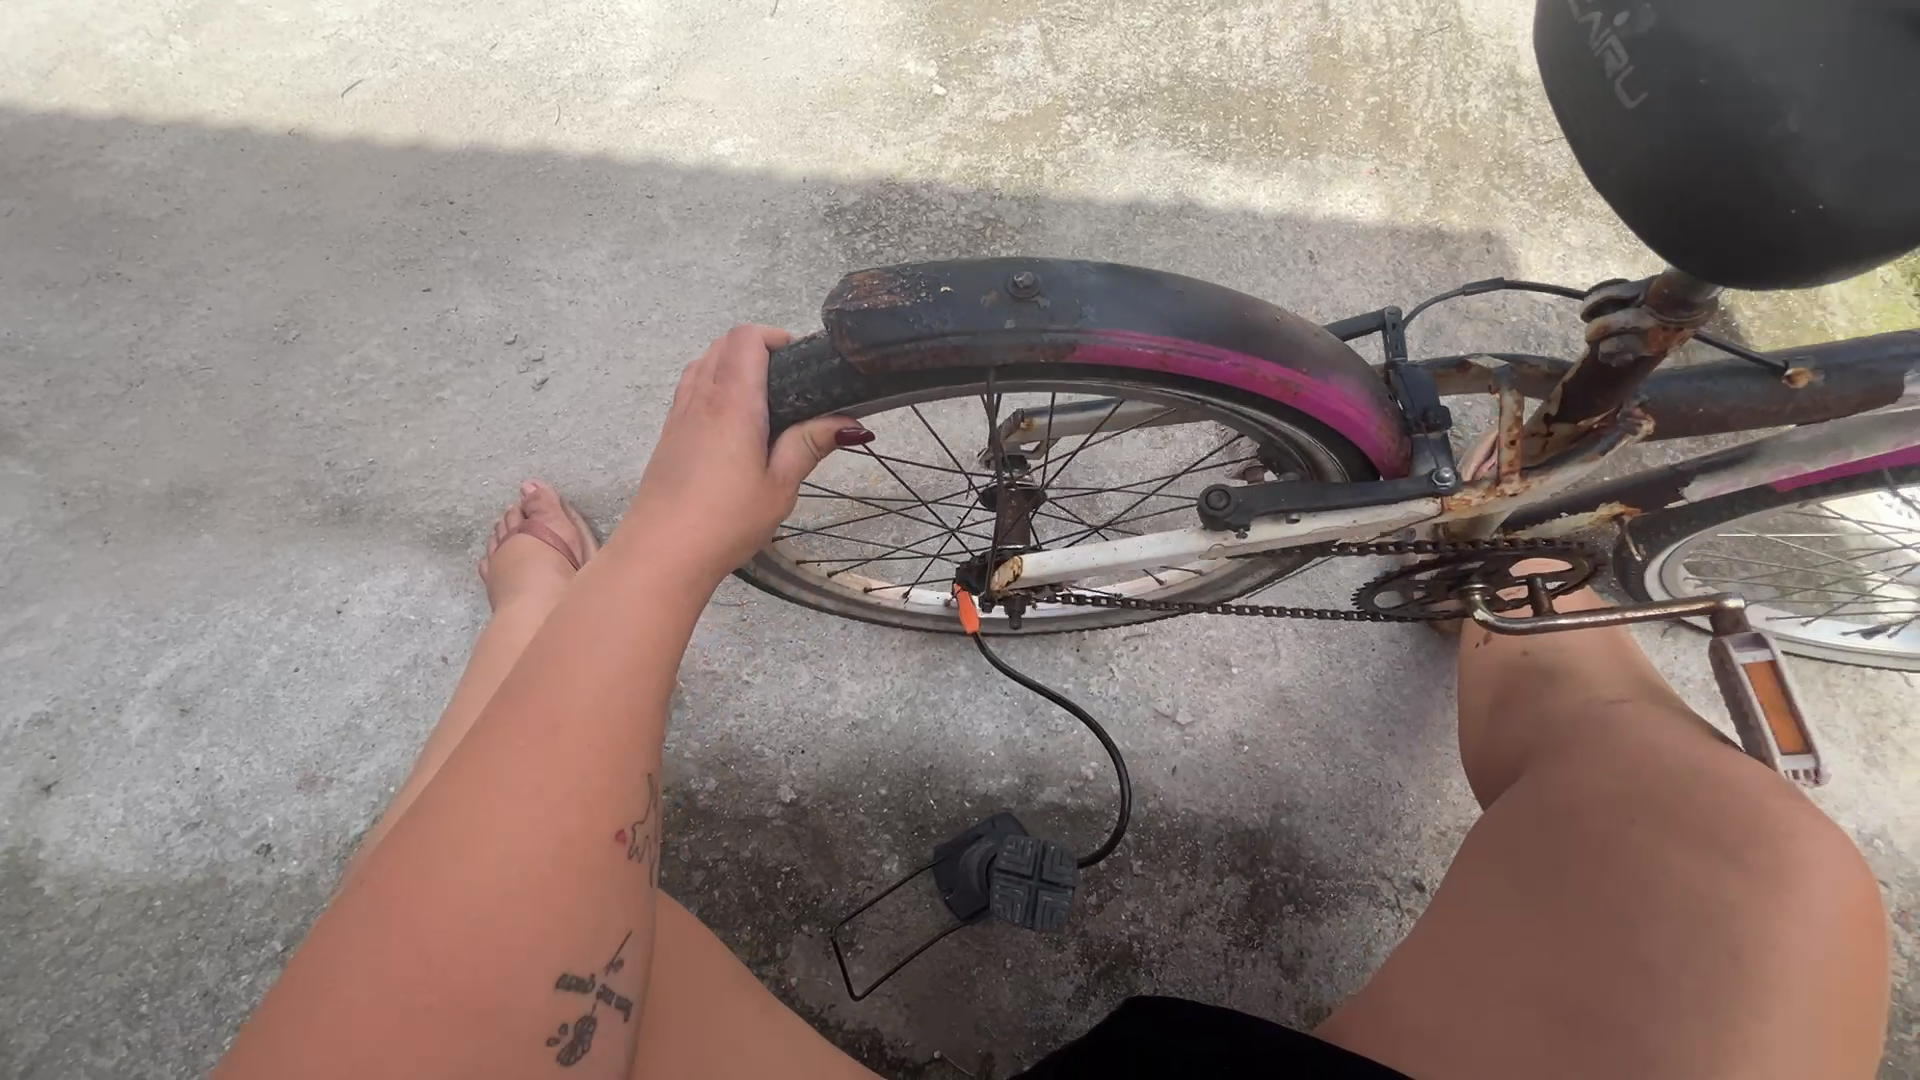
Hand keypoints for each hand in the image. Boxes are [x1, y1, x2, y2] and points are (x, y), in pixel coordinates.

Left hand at [624, 325, 867, 584]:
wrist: (662, 552)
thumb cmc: (726, 520)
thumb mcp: (780, 485)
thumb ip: (810, 444)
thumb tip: (849, 422)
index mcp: (734, 402)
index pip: (747, 339)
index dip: (776, 337)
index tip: (803, 360)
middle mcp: (702, 397)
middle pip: (724, 343)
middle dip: (758, 347)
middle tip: (790, 379)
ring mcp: (679, 414)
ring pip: (704, 362)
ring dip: (732, 363)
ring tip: (763, 396)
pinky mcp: (668, 434)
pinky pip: (691, 387)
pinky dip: (713, 383)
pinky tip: (732, 420)